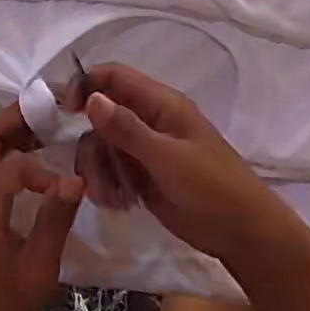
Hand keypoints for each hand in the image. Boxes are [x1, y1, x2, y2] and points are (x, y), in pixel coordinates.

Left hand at [0, 103, 83, 310]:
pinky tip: (39, 152)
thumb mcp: (40, 265)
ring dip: (12, 129)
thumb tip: (76, 179)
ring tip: (50, 126)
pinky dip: (10, 147)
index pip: (8, 165)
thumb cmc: (10, 300)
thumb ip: (55, 219)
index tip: (66, 184)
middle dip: (14, 119)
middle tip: (53, 115)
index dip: (40, 168)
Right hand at [79, 63, 293, 259]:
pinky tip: (118, 204)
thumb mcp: (166, 157)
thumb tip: (91, 98)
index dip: (87, 84)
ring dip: (98, 172)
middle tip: (93, 177)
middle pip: (100, 117)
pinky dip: (106, 184)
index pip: (114, 77)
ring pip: (100, 146)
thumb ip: (127, 129)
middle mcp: (148, 120)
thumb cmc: (212, 187)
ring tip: (112, 199)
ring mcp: (143, 148)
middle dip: (92, 147)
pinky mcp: (140, 173)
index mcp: (161, 104)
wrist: (242, 233)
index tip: (67, 111)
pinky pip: (109, 168)